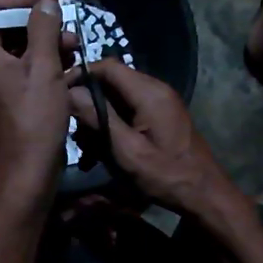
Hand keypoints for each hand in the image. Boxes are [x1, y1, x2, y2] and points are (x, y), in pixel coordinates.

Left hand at [0, 0, 78, 194]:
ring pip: (21, 50)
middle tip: (70, 26)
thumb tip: (46, 2)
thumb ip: (44, 27)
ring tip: (75, 47)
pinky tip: (71, 66)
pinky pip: (25, 70)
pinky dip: (46, 64)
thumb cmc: (34, 114)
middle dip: (42, 25)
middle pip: (10, 29)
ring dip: (49, 44)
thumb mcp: (44, 65)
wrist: (30, 166)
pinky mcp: (8, 97)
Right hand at [69, 59, 238, 216]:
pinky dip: (112, 130)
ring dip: (97, 124)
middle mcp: (155, 90)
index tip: (59, 94)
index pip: (107, 66)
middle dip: (87, 107)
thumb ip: (98, 118)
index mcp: (149, 93)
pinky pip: (127, 114)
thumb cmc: (165, 175)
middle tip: (74, 134)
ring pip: (116, 102)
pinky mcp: (159, 118)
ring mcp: (159, 104)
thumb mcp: (126, 150)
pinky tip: (100, 156)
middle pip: (110, 84)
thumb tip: (70, 92)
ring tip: (87, 153)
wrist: (204, 195)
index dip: (81, 75)